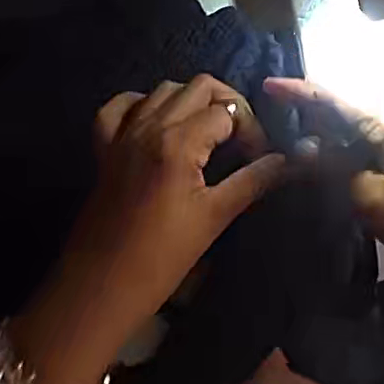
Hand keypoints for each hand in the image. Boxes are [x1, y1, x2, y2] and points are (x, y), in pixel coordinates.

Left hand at [66, 75, 287, 306]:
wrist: (93, 296)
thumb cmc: (159, 260)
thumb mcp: (214, 217)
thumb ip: (254, 181)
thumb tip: (290, 161)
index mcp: (178, 142)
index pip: (229, 112)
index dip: (252, 131)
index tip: (260, 158)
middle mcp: (150, 127)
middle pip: (201, 86)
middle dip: (229, 104)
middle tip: (241, 138)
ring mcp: (123, 136)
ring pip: (165, 89)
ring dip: (192, 100)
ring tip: (208, 130)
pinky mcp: (103, 150)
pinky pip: (120, 107)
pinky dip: (142, 104)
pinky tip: (158, 122)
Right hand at [264, 78, 383, 291]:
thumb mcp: (373, 200)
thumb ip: (334, 169)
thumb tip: (304, 149)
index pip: (335, 96)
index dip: (299, 91)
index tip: (267, 85)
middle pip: (348, 99)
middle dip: (312, 103)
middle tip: (277, 111)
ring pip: (360, 116)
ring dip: (330, 121)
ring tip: (297, 131)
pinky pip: (374, 132)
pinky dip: (349, 137)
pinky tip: (333, 152)